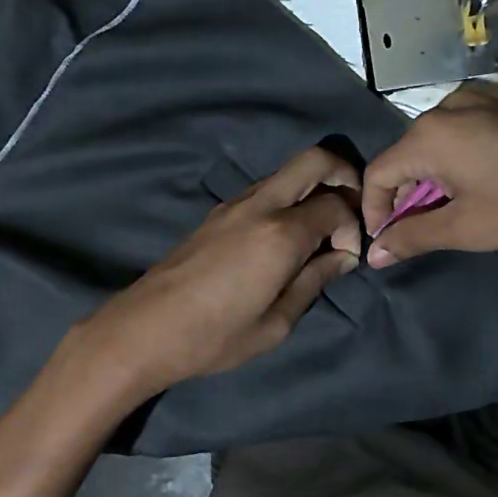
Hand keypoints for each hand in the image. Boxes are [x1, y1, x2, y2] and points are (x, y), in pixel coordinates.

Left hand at [61, 146, 362, 397]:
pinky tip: (285, 237)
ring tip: (318, 231)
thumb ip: (315, 281)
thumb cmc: (214, 336)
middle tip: (351, 212)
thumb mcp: (276, 323)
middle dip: (344, 175)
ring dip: (313, 187)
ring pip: (287, 172)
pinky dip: (288, 199)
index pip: (337, 205)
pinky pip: (265, 189)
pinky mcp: (218, 211)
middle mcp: (260, 205)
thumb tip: (342, 256)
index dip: (353, 227)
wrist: (144, 330)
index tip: (347, 257)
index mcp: (280, 234)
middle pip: (314, 160)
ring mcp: (235, 204)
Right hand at [361, 89, 497, 267]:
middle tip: (426, 236)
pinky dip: (456, 164)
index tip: (389, 245)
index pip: (378, 173)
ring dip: (432, 183)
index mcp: (430, 135)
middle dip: (407, 199)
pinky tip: (482, 188)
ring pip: (433, 146)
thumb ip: (414, 237)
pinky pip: (460, 135)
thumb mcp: (469, 228)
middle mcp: (446, 108)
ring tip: (456, 215)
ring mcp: (478, 101)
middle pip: (405, 157)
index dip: (376, 212)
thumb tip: (374, 253)